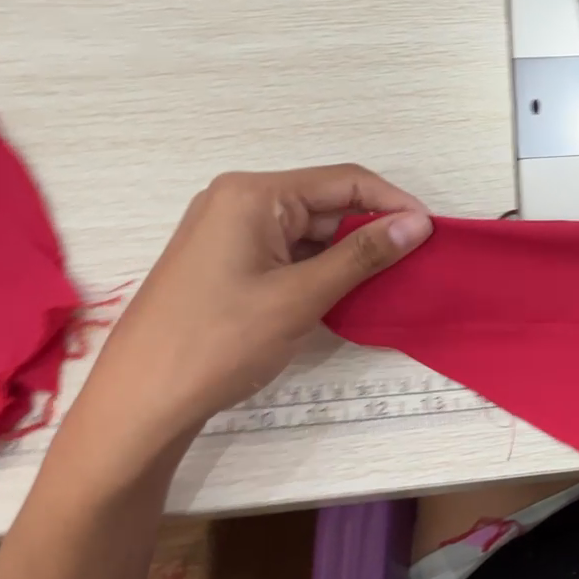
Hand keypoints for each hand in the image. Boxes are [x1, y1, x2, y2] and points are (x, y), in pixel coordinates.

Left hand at [80, 165, 431, 445]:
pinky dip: (322, 268)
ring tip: (391, 281)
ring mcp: (229, 231)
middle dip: (373, 229)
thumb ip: (364, 254)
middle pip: (327, 203)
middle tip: (417, 263)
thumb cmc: (221, 341)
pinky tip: (347, 292)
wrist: (144, 397)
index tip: (434, 234)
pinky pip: (289, 251)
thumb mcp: (302, 296)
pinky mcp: (227, 260)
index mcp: (254, 195)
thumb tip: (419, 223)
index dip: (394, 203)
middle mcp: (239, 200)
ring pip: (311, 230)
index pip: (344, 181)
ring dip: (350, 253)